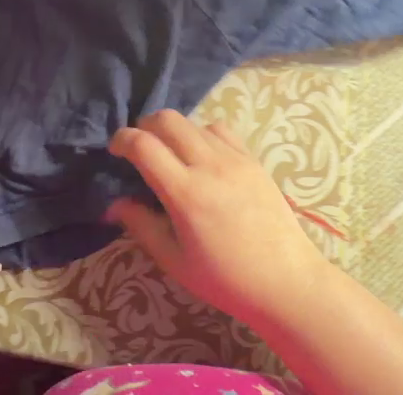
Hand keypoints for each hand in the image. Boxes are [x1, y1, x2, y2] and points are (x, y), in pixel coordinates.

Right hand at [106, 110, 332, 323]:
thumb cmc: (226, 279)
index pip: (143, 145)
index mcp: (185, 193)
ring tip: (171, 156)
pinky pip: (219, 129)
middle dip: (145, 127)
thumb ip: (141, 225)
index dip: (121, 140)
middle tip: (140, 149)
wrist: (287, 282)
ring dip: (173, 131)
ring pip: (192, 122)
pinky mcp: (252, 159)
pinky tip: (203, 157)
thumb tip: (114, 203)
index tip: (115, 151)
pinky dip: (201, 134)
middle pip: (167, 119)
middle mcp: (208, 165)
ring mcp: (234, 158)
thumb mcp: (175, 261)